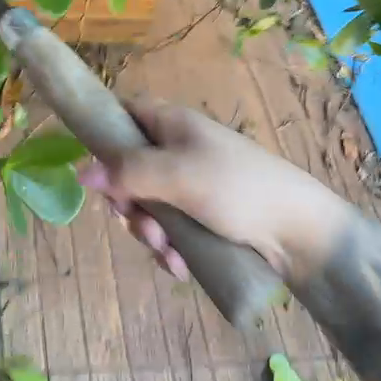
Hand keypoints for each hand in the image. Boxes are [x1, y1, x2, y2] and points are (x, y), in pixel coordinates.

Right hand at [80, 98, 348, 279]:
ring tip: (168, 252)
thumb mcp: (177, 175)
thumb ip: (127, 172)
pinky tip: (181, 266)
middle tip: (142, 225)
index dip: (102, 136)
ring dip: (150, 233)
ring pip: (147, 204)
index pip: (122, 113)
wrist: (300, 231)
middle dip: (129, 204)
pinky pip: (170, 229)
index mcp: (170, 123)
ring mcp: (190, 183)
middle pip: (128, 169)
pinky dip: (170, 247)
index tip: (95, 171)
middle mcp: (176, 148)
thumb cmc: (236, 187)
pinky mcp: (202, 216)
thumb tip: (80, 170)